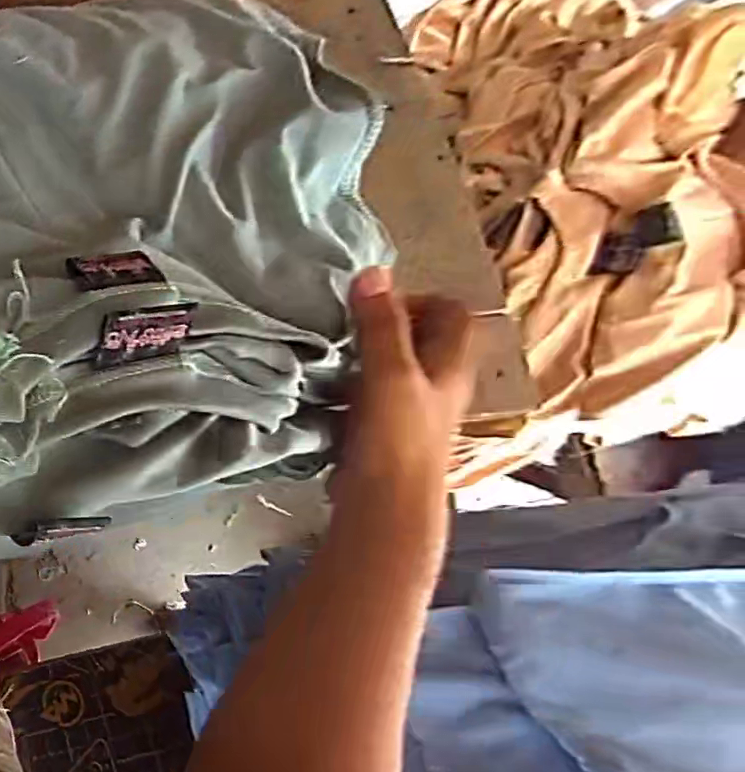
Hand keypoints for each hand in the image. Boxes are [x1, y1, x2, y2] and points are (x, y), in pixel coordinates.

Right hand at [333, 267, 476, 510]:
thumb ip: (379, 325)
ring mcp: (409, 410)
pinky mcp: (381, 431)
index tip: (368, 308)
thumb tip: (372, 272)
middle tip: (340, 333)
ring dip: (359, 361)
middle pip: (416, 340)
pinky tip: (321, 397)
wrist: (385, 500)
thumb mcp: (387, 373)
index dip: (413, 300)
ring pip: (388, 370)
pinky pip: (365, 398)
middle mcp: (436, 383)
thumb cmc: (395, 435)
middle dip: (380, 330)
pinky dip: (345, 391)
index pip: (448, 311)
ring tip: (325, 361)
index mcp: (450, 364)